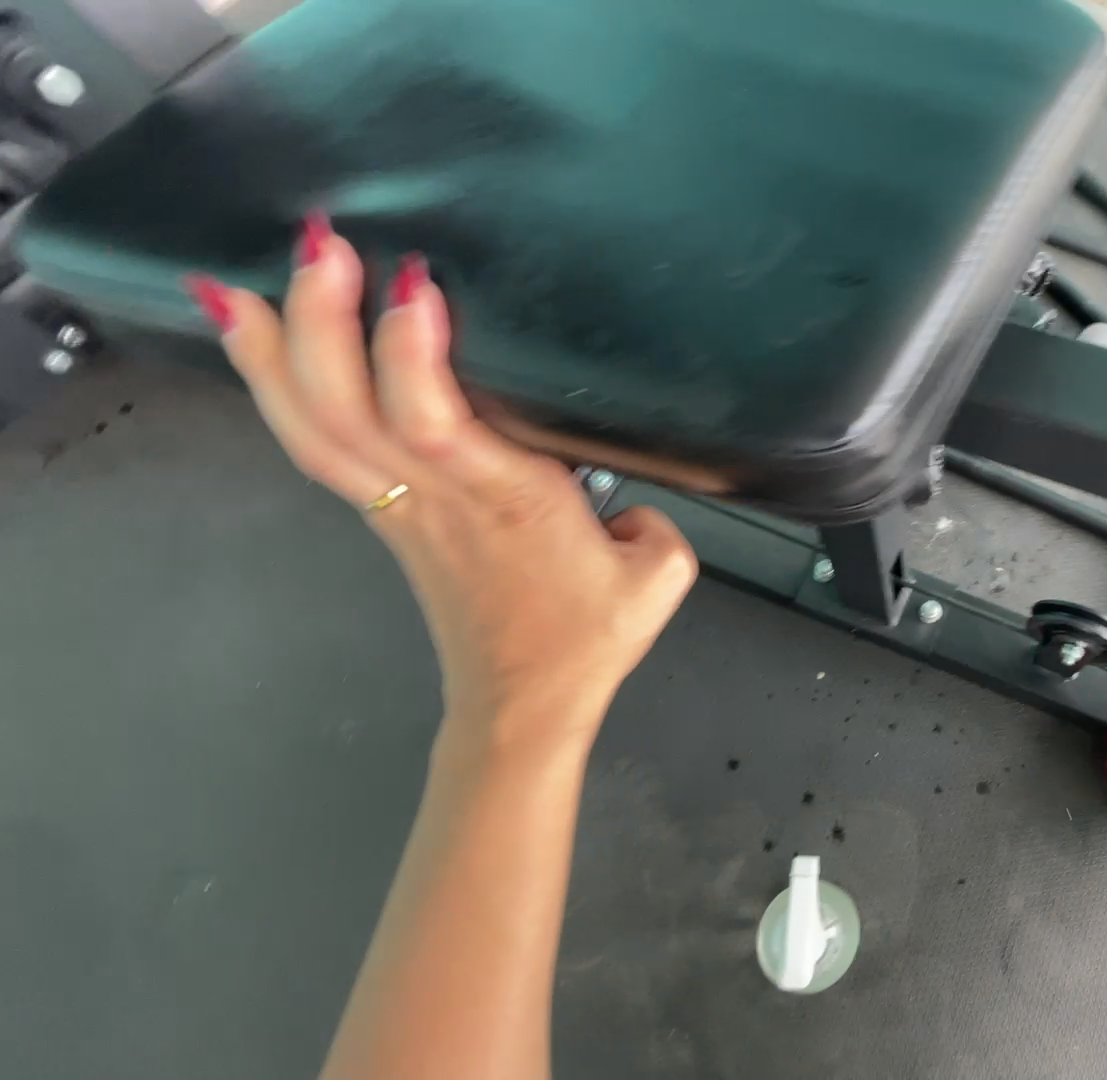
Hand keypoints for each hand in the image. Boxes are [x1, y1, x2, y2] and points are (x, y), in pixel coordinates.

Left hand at [187, 216, 696, 749]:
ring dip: (277, 353)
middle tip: (324, 242)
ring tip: (247, 280)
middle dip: (323, 321)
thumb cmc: (590, 639)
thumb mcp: (664, 574)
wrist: (525, 702)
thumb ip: (657, 519)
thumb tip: (624, 498)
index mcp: (514, 504)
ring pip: (315, 430)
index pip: (434, 421)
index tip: (414, 280)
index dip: (409, 349)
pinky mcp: (390, 523)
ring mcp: (403, 513)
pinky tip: (266, 353)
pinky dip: (280, 395)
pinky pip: (320, 451)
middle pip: (349, 411)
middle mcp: (443, 501)